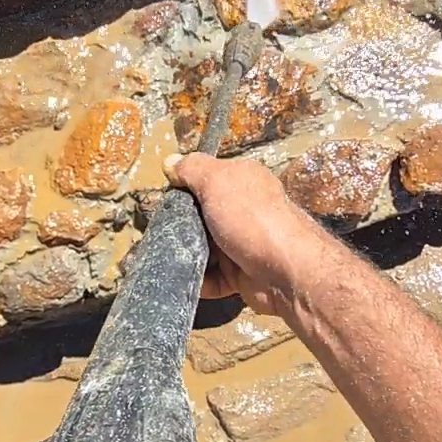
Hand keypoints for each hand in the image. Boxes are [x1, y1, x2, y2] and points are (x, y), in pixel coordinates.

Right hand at [164, 152, 326, 318]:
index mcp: (242, 182)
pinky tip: (177, 279)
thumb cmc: (251, 218)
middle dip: (179, 226)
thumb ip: (191, 169)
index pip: (205, 180)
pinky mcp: (239, 275)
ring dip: (184, 255)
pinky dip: (196, 280)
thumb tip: (169, 161)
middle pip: (201, 216)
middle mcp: (243, 211)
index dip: (182, 189)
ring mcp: (241, 244)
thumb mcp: (217, 181)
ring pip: (203, 249)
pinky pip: (209, 277)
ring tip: (160, 258)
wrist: (286, 271)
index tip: (161, 202)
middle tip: (155, 234)